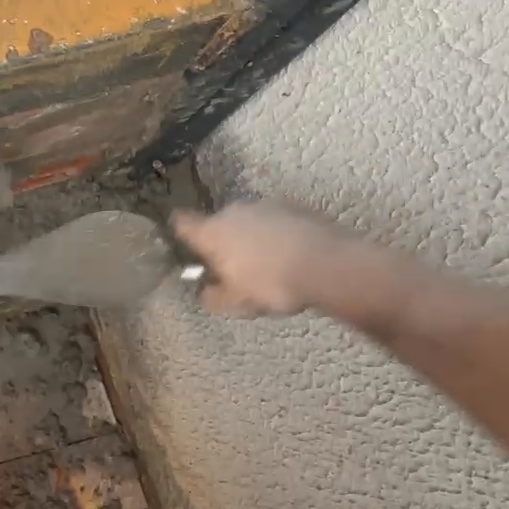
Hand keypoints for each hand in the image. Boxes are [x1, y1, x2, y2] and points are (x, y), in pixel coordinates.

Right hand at [171, 202, 345, 315]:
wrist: (328, 265)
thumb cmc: (271, 284)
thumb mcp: (236, 303)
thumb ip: (213, 297)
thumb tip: (205, 291)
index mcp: (211, 232)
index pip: (181, 222)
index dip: (181, 230)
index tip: (186, 242)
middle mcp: (233, 212)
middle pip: (219, 222)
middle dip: (225, 240)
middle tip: (236, 266)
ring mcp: (265, 205)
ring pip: (250, 221)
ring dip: (254, 236)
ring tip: (271, 262)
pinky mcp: (295, 206)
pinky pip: (278, 221)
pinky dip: (280, 234)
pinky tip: (293, 255)